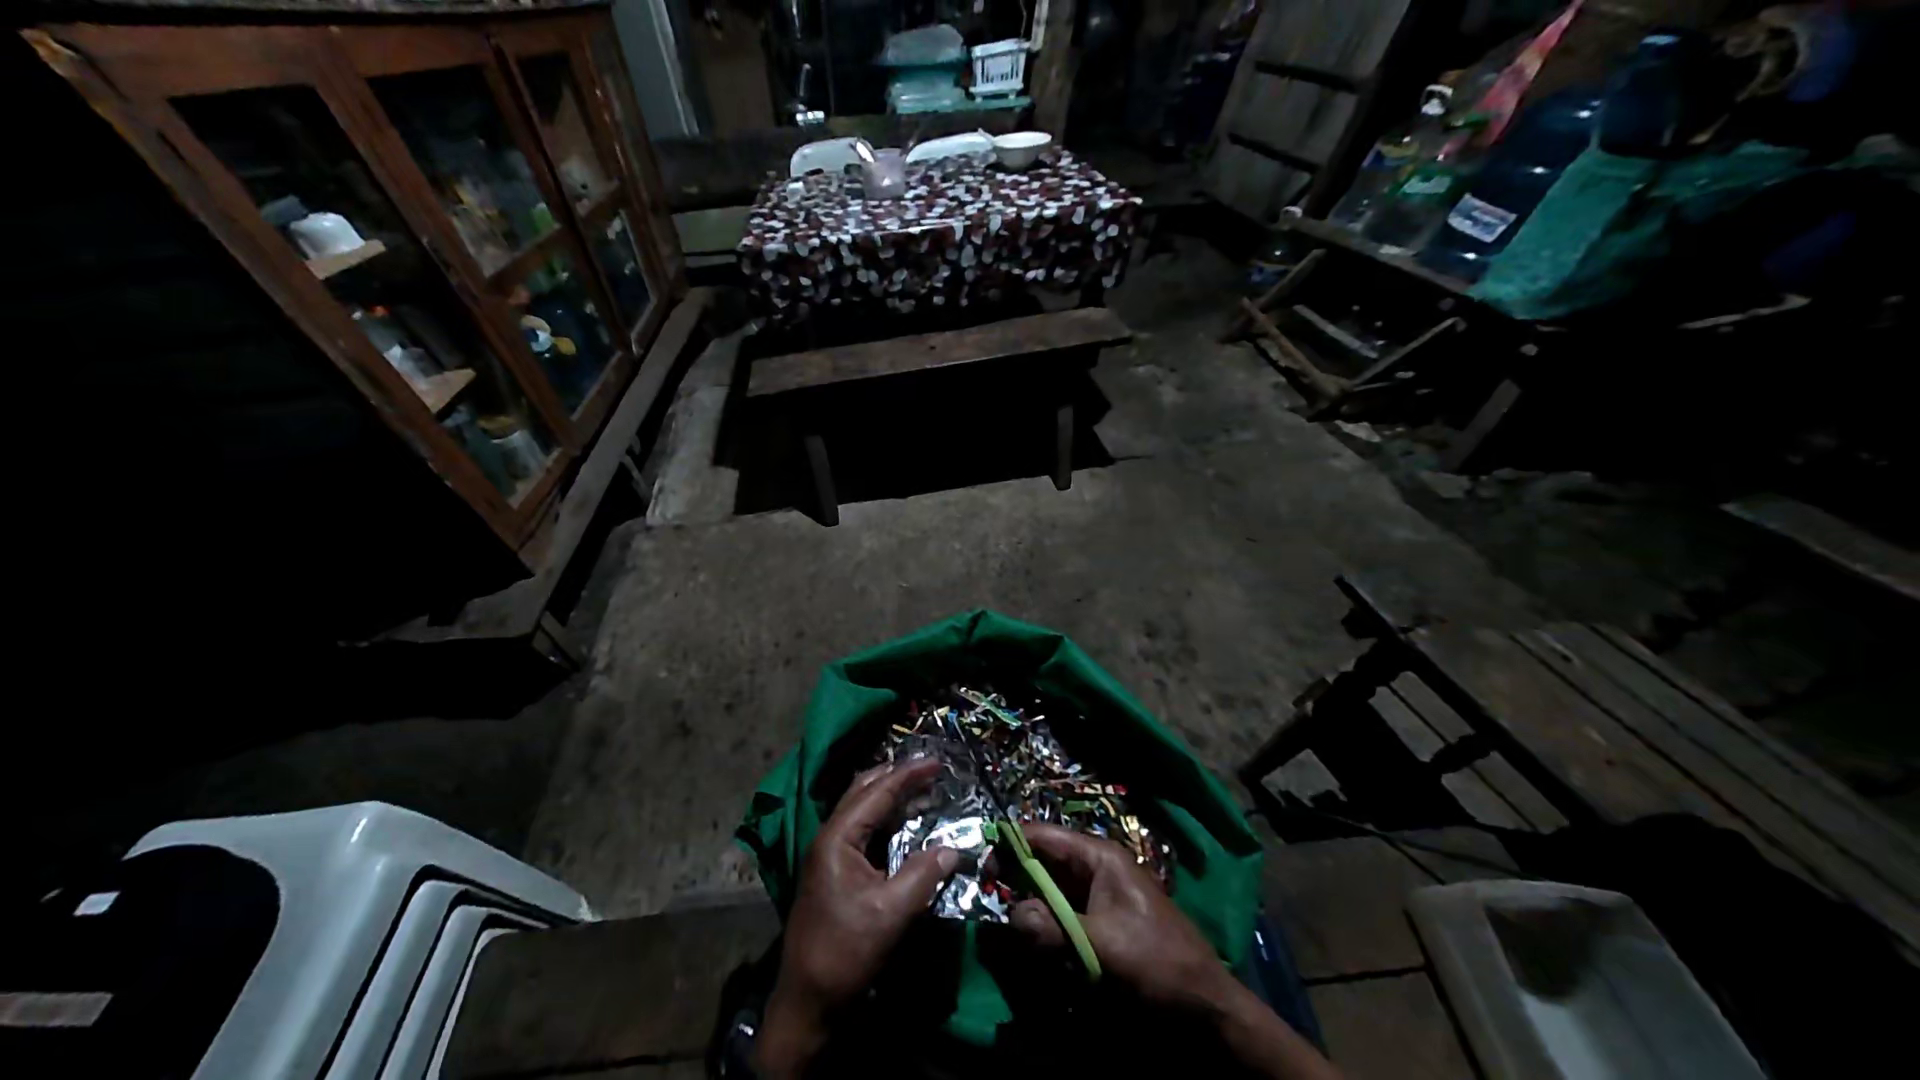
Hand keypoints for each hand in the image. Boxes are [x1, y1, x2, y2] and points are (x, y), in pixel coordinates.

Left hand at [757, 759, 957, 1077]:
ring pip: (861, 809)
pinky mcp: (834, 872)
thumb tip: (952, 847)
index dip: (908, 774)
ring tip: (921, 788)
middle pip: (863, 791)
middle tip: (929, 769)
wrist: (808, 1001)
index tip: (937, 761)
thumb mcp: (891, 913)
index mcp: (838, 838)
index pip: (877, 793)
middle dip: (895, 776)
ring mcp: (829, 855)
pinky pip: (862, 830)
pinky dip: (884, 819)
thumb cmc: (846, 952)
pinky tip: (904, 824)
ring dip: (889, 796)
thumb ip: (923, 874)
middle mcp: (829, 838)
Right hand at [1009, 822, 1237, 1010]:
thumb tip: (1010, 915)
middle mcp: (1095, 869)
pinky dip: (1042, 925)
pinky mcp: (1099, 924)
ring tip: (1004, 929)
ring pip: (1048, 891)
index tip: (980, 868)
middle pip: (1042, 862)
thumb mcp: (1102, 945)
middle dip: (1014, 879)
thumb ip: (1052, 928)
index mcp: (1099, 857)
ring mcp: (1098, 897)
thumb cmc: (1158, 964)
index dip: (1009, 845)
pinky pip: (1060, 915)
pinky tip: (1029, 945)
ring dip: (1027, 907)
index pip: (1043, 836)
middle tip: (988, 903)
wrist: (1206, 1007)